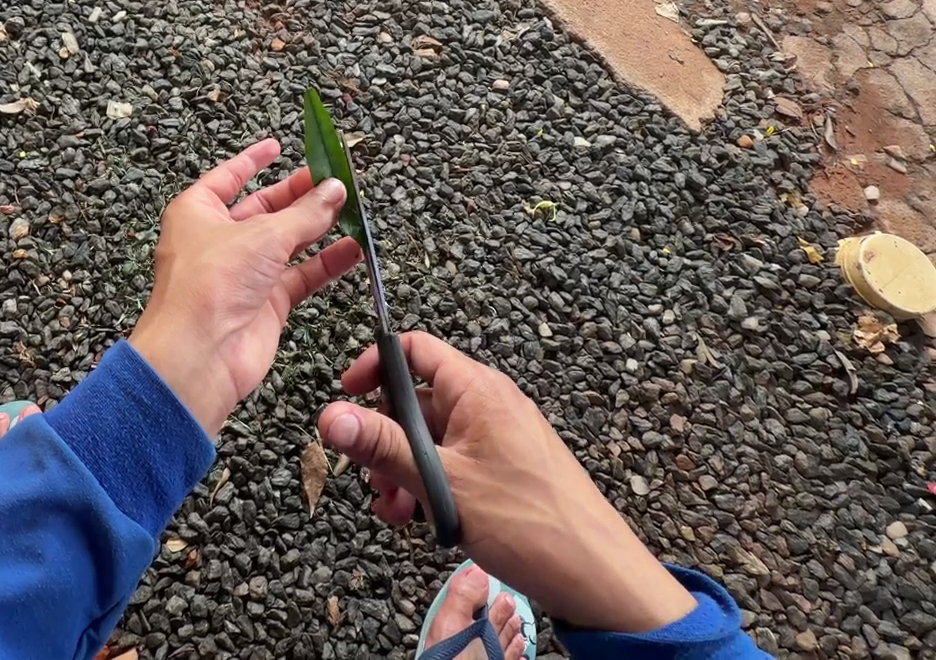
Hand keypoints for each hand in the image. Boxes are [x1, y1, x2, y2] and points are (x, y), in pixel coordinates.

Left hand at [129, 138, 362, 435]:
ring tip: (351, 209)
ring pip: (286, 242)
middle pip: (264, 208)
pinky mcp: (263, 302)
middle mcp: (218, 240)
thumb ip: (304, 214)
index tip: (277, 146)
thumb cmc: (208, 285)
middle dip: (299, 195)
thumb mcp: (261, 236)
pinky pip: (300, 275)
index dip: (253, 160)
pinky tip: (353, 249)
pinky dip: (326, 263)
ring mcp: (242, 272)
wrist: (199, 354)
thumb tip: (334, 191)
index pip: (229, 177)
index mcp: (197, 212)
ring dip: (318, 227)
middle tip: (333, 180)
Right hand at [317, 333, 696, 633]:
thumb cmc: (530, 525)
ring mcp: (497, 436)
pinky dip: (429, 483)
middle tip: (372, 476)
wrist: (605, 586)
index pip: (413, 348)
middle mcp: (487, 403)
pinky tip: (419, 519)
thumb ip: (383, 447)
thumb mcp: (443, 483)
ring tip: (395, 510)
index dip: (374, 365)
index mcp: (476, 390)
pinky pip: (452, 460)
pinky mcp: (505, 467)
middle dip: (385, 436)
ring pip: (430, 436)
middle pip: (415, 397)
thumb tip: (330, 416)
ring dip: (402, 468)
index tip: (346, 395)